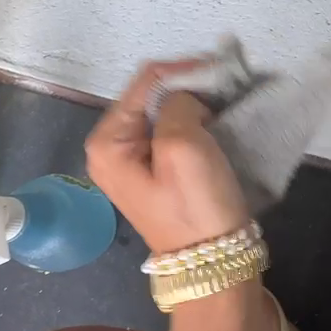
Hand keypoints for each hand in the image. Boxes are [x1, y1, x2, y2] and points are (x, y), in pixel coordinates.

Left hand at [86, 59, 250, 253]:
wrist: (215, 261)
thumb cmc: (194, 206)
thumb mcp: (183, 147)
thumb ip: (177, 105)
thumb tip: (185, 98)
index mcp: (108, 142)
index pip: (144, 82)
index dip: (182, 71)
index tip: (218, 69)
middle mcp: (111, 148)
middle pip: (151, 95)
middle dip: (186, 87)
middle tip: (222, 86)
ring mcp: (133, 160)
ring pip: (165, 111)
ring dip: (193, 103)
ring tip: (222, 101)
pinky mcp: (156, 169)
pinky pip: (173, 130)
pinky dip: (194, 120)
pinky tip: (215, 122)